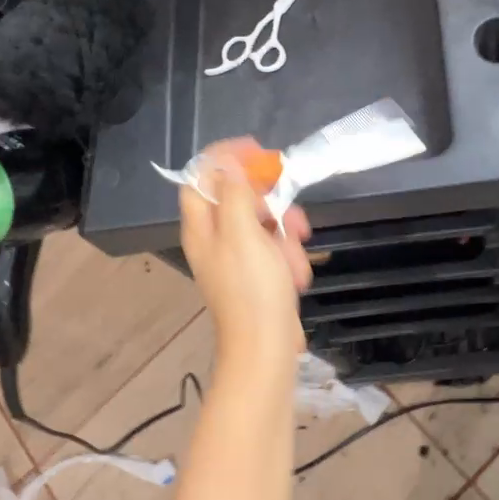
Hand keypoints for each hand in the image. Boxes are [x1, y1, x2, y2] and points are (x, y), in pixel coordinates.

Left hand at [179, 139, 312, 369]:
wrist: (266, 347)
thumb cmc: (252, 288)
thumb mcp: (243, 232)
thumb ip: (234, 193)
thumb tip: (227, 163)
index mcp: (201, 226)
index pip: (202, 176)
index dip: (226, 159)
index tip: (258, 153)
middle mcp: (214, 239)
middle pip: (238, 198)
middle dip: (270, 202)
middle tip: (290, 212)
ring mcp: (236, 259)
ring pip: (262, 224)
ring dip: (285, 233)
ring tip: (296, 256)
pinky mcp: (256, 276)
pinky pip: (273, 250)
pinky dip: (287, 256)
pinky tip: (296, 275)